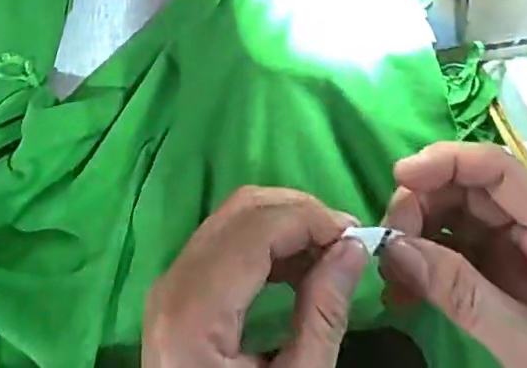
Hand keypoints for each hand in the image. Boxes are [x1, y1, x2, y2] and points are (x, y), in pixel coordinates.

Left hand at [144, 186, 371, 366]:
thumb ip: (323, 315)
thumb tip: (353, 247)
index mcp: (193, 313)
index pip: (257, 229)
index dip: (310, 219)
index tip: (357, 233)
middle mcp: (172, 284)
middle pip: (242, 211)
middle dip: (299, 213)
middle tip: (346, 238)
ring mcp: (170, 285)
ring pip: (233, 218)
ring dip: (285, 223)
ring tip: (329, 250)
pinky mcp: (176, 292)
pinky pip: (224, 241)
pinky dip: (265, 241)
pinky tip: (299, 263)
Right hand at [379, 142, 526, 367]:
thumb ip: (470, 299)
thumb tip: (396, 247)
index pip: (504, 173)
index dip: (449, 162)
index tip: (399, 178)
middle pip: (477, 192)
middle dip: (427, 203)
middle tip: (389, 239)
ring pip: (464, 221)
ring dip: (422, 235)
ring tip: (389, 270)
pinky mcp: (518, 290)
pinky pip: (465, 260)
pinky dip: (431, 267)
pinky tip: (404, 289)